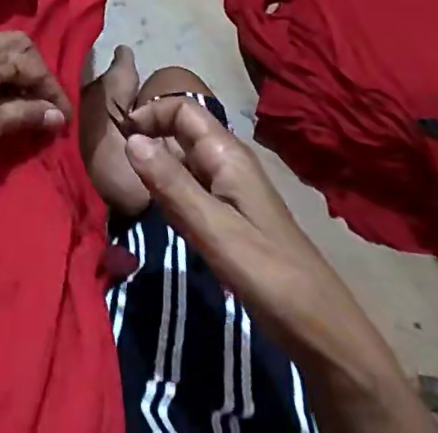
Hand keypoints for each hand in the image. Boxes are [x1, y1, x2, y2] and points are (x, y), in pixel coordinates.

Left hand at [0, 30, 70, 190]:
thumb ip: (23, 114)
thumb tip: (56, 115)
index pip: (33, 64)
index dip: (52, 91)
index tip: (63, 119)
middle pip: (20, 47)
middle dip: (38, 75)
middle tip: (46, 108)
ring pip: (3, 50)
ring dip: (20, 74)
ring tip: (29, 107)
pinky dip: (2, 73)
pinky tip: (5, 98)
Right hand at [124, 97, 431, 431]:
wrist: (319, 328)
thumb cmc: (266, 271)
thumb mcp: (211, 226)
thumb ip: (169, 181)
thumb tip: (130, 138)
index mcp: (228, 155)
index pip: (182, 108)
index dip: (149, 113)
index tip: (121, 137)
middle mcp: (228, 161)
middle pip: (181, 128)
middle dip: (149, 134)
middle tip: (118, 159)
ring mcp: (229, 187)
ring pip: (183, 156)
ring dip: (155, 161)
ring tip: (132, 182)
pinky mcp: (228, 211)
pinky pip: (189, 183)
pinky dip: (168, 186)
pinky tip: (159, 208)